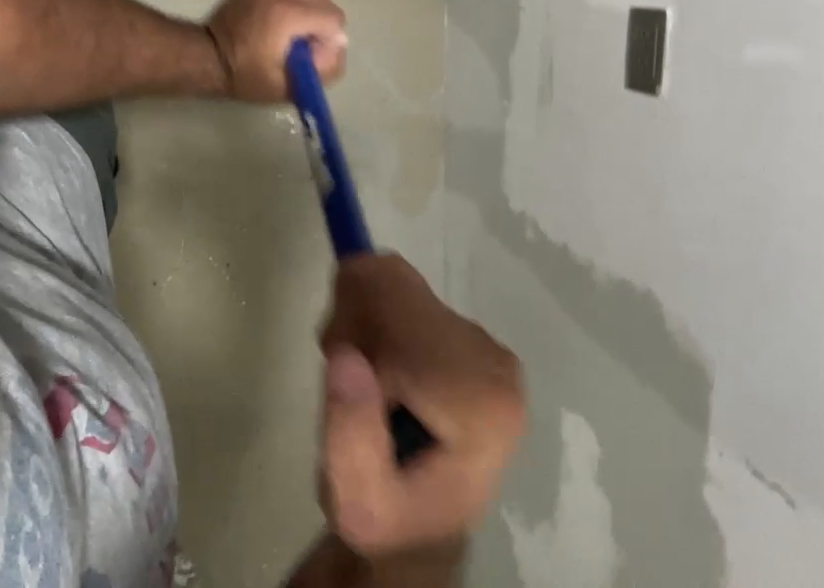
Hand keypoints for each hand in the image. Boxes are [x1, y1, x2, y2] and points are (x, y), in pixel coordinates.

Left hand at [205, 0, 347, 102]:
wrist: (206, 55)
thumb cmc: (245, 75)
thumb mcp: (288, 86)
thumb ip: (323, 69)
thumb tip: (339, 45)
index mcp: (289, 13)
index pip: (334, 20)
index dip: (328, 42)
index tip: (308, 56)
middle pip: (325, 3)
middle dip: (320, 26)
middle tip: (298, 47)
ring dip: (308, 12)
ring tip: (289, 33)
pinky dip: (294, 1)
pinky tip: (280, 21)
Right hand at [318, 254, 524, 555]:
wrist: (421, 531)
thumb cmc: (388, 517)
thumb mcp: (357, 502)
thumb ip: (351, 434)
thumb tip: (349, 356)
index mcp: (477, 403)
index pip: (402, 315)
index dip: (354, 322)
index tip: (326, 352)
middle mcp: (497, 367)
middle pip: (404, 295)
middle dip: (357, 319)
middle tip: (338, 365)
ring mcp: (491, 350)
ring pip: (404, 291)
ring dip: (365, 320)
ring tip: (357, 374)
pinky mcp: (478, 344)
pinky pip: (412, 298)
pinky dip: (381, 319)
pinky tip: (377, 365)